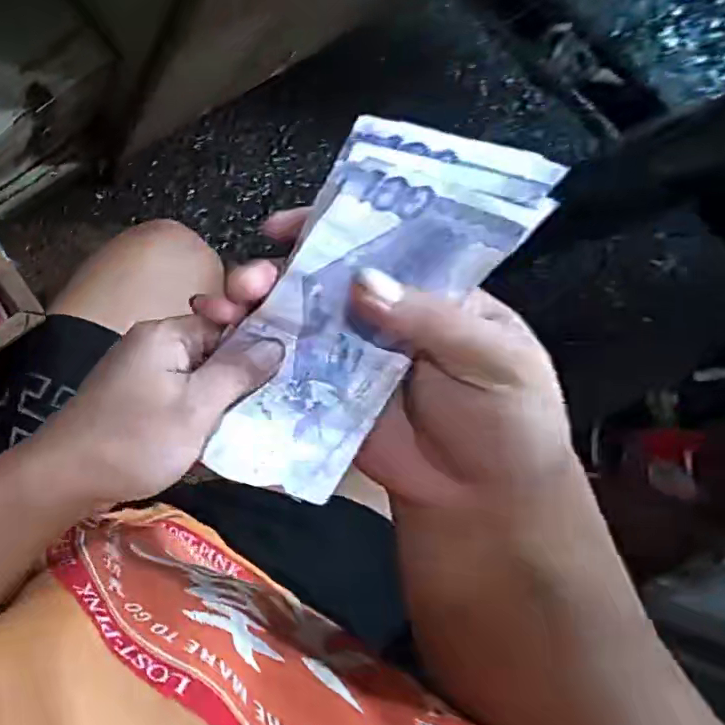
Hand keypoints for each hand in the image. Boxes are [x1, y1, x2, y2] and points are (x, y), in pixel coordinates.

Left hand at [28, 314, 284, 507]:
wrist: (67, 475)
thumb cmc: (134, 439)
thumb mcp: (195, 407)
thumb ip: (236, 371)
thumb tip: (275, 341)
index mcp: (164, 335)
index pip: (225, 320)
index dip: (259, 336)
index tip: (296, 359)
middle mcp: (150, 346)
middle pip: (213, 348)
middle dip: (246, 371)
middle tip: (290, 394)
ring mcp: (140, 375)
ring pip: (198, 377)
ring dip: (227, 396)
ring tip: (269, 415)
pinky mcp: (135, 402)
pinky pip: (179, 397)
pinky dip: (202, 412)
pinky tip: (227, 433)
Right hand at [193, 210, 578, 510]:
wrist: (479, 496)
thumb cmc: (506, 419)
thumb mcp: (493, 359)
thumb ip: (432, 318)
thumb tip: (361, 280)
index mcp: (420, 291)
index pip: (369, 245)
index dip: (323, 228)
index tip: (279, 228)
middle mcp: (371, 314)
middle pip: (311, 279)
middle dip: (270, 272)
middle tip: (247, 283)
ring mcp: (339, 352)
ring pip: (285, 317)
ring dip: (248, 306)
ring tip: (223, 310)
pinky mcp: (317, 389)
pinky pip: (278, 363)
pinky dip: (245, 349)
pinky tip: (217, 340)